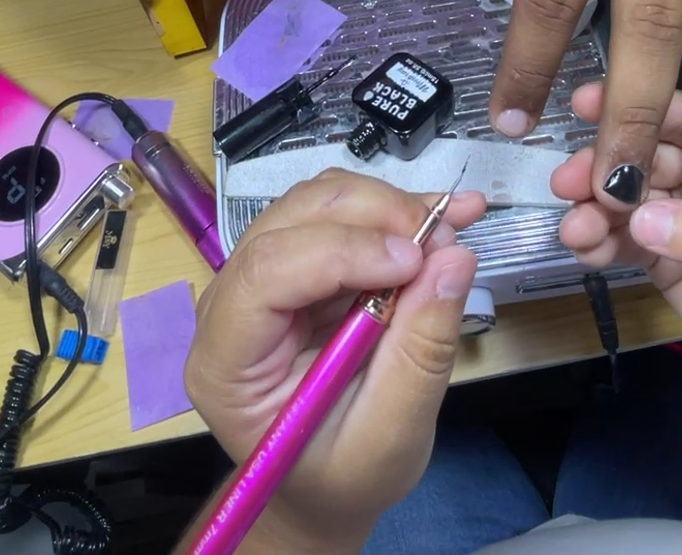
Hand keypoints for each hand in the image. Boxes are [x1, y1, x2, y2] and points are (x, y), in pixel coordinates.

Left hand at [184, 171, 484, 549]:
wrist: (324, 479)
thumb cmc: (342, 473)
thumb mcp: (388, 436)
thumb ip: (420, 352)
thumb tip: (454, 260)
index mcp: (227, 360)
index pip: (265, 273)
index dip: (342, 251)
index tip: (415, 261)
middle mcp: (231, 302)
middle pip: (292, 221)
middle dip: (373, 215)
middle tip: (442, 239)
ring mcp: (262, 273)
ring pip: (318, 202)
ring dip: (387, 205)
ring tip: (447, 230)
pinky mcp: (298, 260)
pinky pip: (341, 212)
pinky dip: (394, 209)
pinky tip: (444, 214)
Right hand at [552, 82, 681, 396]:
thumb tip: (646, 218)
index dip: (646, 109)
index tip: (590, 108)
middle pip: (650, 153)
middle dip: (608, 165)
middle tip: (569, 182)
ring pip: (630, 197)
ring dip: (596, 208)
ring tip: (575, 230)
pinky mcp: (666, 258)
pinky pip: (625, 242)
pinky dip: (599, 243)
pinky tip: (583, 250)